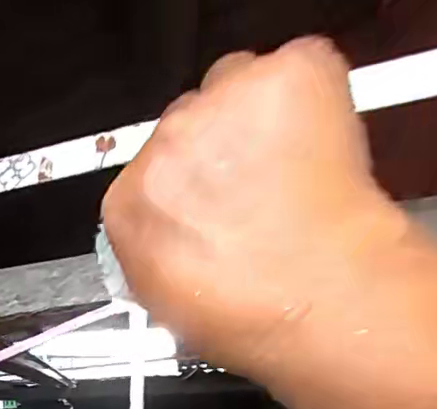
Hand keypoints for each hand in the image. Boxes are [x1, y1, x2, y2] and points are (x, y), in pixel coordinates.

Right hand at [102, 38, 418, 372]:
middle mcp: (163, 145)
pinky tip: (311, 144)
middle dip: (212, 148)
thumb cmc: (235, 312)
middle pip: (184, 121)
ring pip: (235, 87)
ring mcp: (223, 106)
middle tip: (245, 185)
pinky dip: (309, 97)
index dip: (178, 182)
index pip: (143, 169)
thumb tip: (169, 225)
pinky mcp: (286, 77)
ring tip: (280, 167)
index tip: (202, 200)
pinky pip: (296, 67)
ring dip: (253, 118)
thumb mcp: (157, 295)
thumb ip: (149, 241)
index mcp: (124, 203)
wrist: (307, 296)